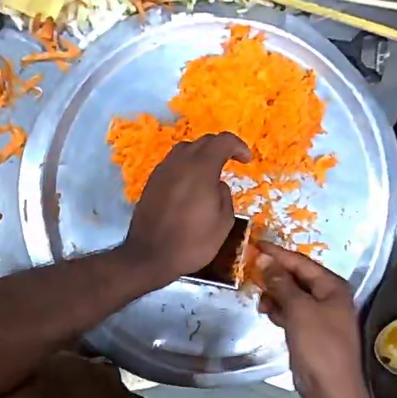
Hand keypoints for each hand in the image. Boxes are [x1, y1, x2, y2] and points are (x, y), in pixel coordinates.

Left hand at [122, 133, 250, 283]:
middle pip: (202, 142)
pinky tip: (190, 185)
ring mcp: (162, 172)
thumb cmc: (192, 242)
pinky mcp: (151, 183)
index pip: (222, 141)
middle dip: (220, 148)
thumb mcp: (223, 223)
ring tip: (210, 172)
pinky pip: (172, 165)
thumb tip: (217, 185)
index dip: (238, 146)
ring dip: (200, 155)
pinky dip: (185, 167)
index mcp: (201, 168)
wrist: (150, 256)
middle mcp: (179, 163)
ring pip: (184, 151)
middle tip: (231, 162)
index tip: (246, 160)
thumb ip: (224, 196)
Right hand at [257, 243, 376, 397]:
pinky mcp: (313, 333)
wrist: (331, 392)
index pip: (301, 262)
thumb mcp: (299, 310)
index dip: (277, 253)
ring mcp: (323, 316)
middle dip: (275, 274)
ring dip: (276, 294)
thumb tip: (266, 260)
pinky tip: (268, 313)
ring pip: (294, 295)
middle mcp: (330, 297)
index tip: (254, 243)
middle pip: (298, 277)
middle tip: (251, 271)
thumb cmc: (319, 347)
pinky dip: (281, 310)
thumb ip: (282, 284)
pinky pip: (294, 312)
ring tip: (259, 298)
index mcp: (332, 287)